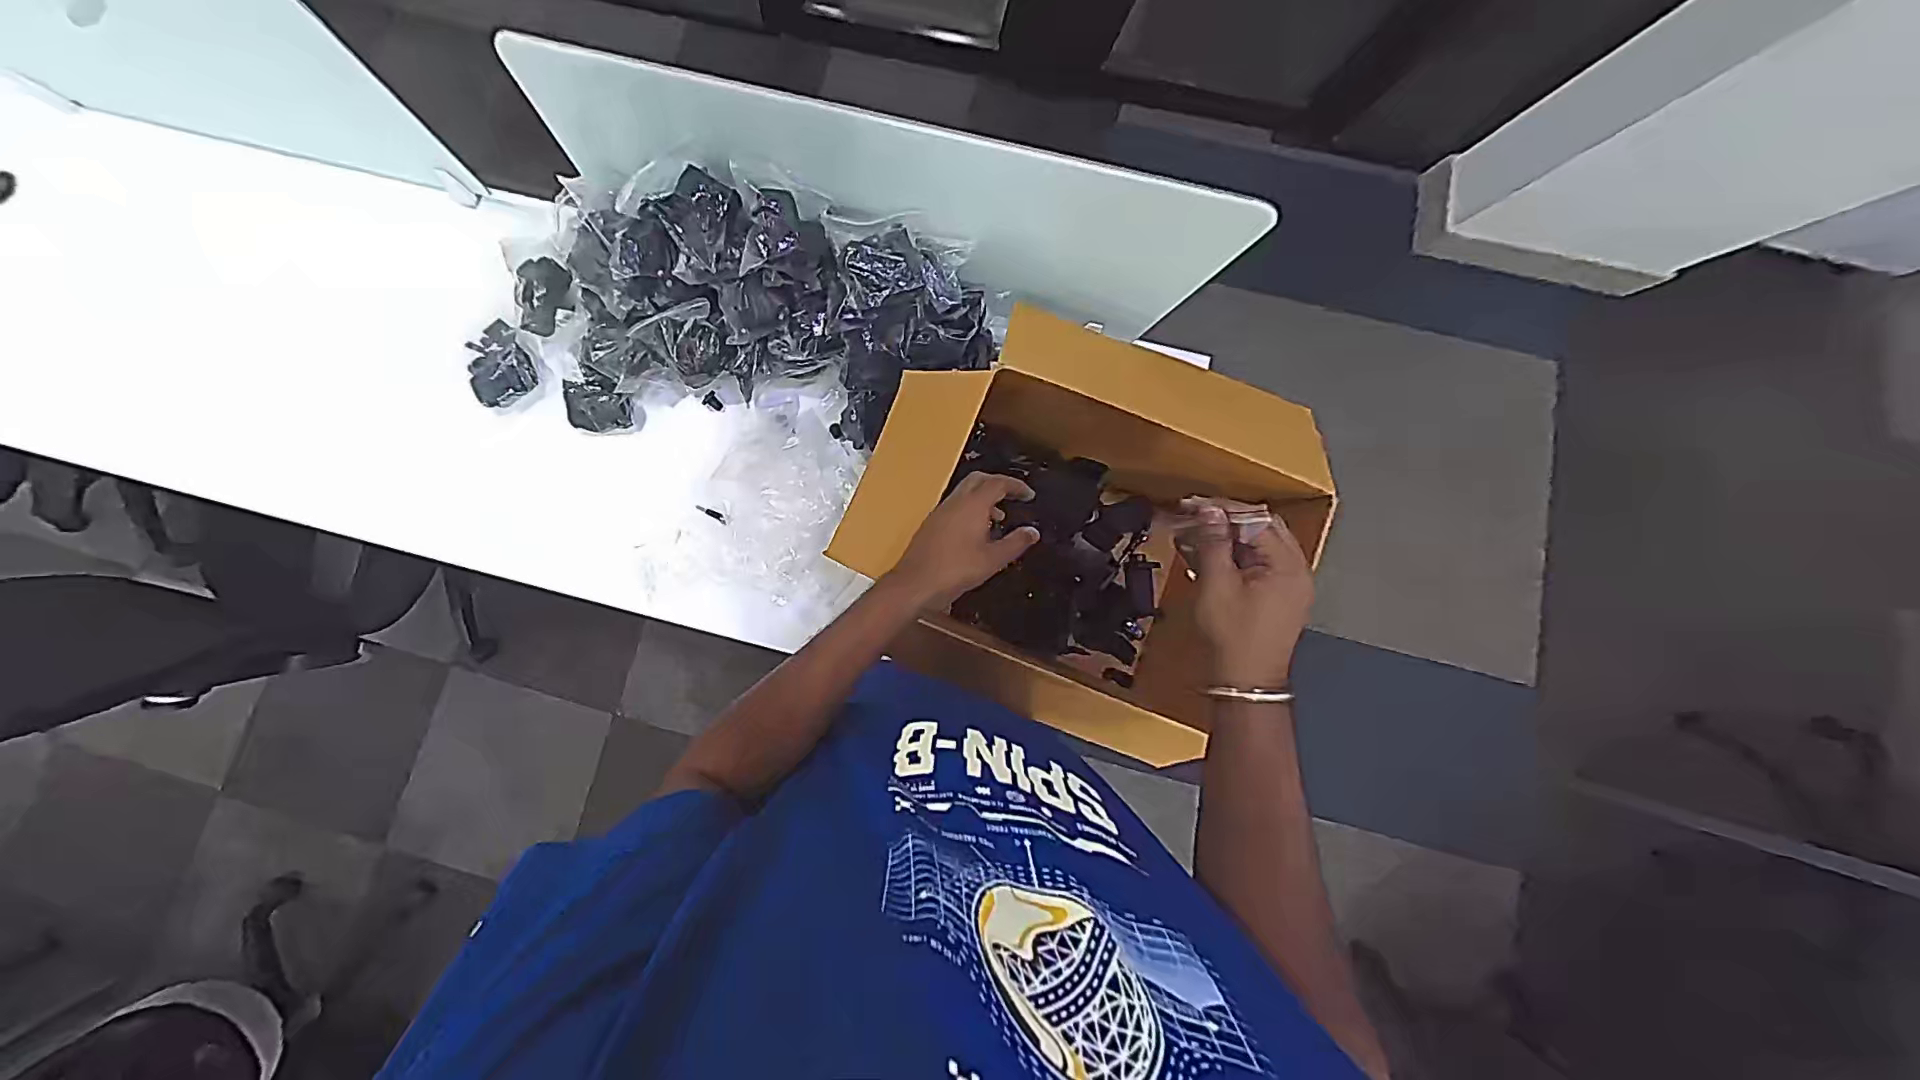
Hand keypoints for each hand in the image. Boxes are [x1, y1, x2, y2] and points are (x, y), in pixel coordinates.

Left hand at [884, 473, 1039, 609]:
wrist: (915, 583)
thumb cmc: (957, 570)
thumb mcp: (993, 560)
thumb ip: (1015, 543)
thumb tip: (1032, 531)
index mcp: (972, 505)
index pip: (997, 483)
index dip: (1016, 486)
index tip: (1028, 495)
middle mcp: (955, 502)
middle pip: (978, 479)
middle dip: (998, 484)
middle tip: (1013, 497)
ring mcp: (940, 511)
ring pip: (964, 492)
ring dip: (983, 498)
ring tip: (998, 519)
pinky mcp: (931, 523)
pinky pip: (954, 505)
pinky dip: (970, 508)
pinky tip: (975, 532)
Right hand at [1190, 504, 1312, 686]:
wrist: (1244, 682)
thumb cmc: (1232, 638)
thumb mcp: (1216, 585)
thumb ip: (1213, 543)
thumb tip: (1209, 511)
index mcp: (1287, 566)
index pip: (1256, 520)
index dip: (1222, 509)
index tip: (1193, 504)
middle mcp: (1296, 571)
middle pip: (1263, 528)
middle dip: (1227, 519)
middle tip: (1195, 515)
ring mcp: (1290, 585)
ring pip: (1260, 545)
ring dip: (1229, 537)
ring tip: (1197, 534)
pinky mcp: (1279, 596)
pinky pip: (1259, 563)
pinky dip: (1235, 555)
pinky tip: (1210, 557)